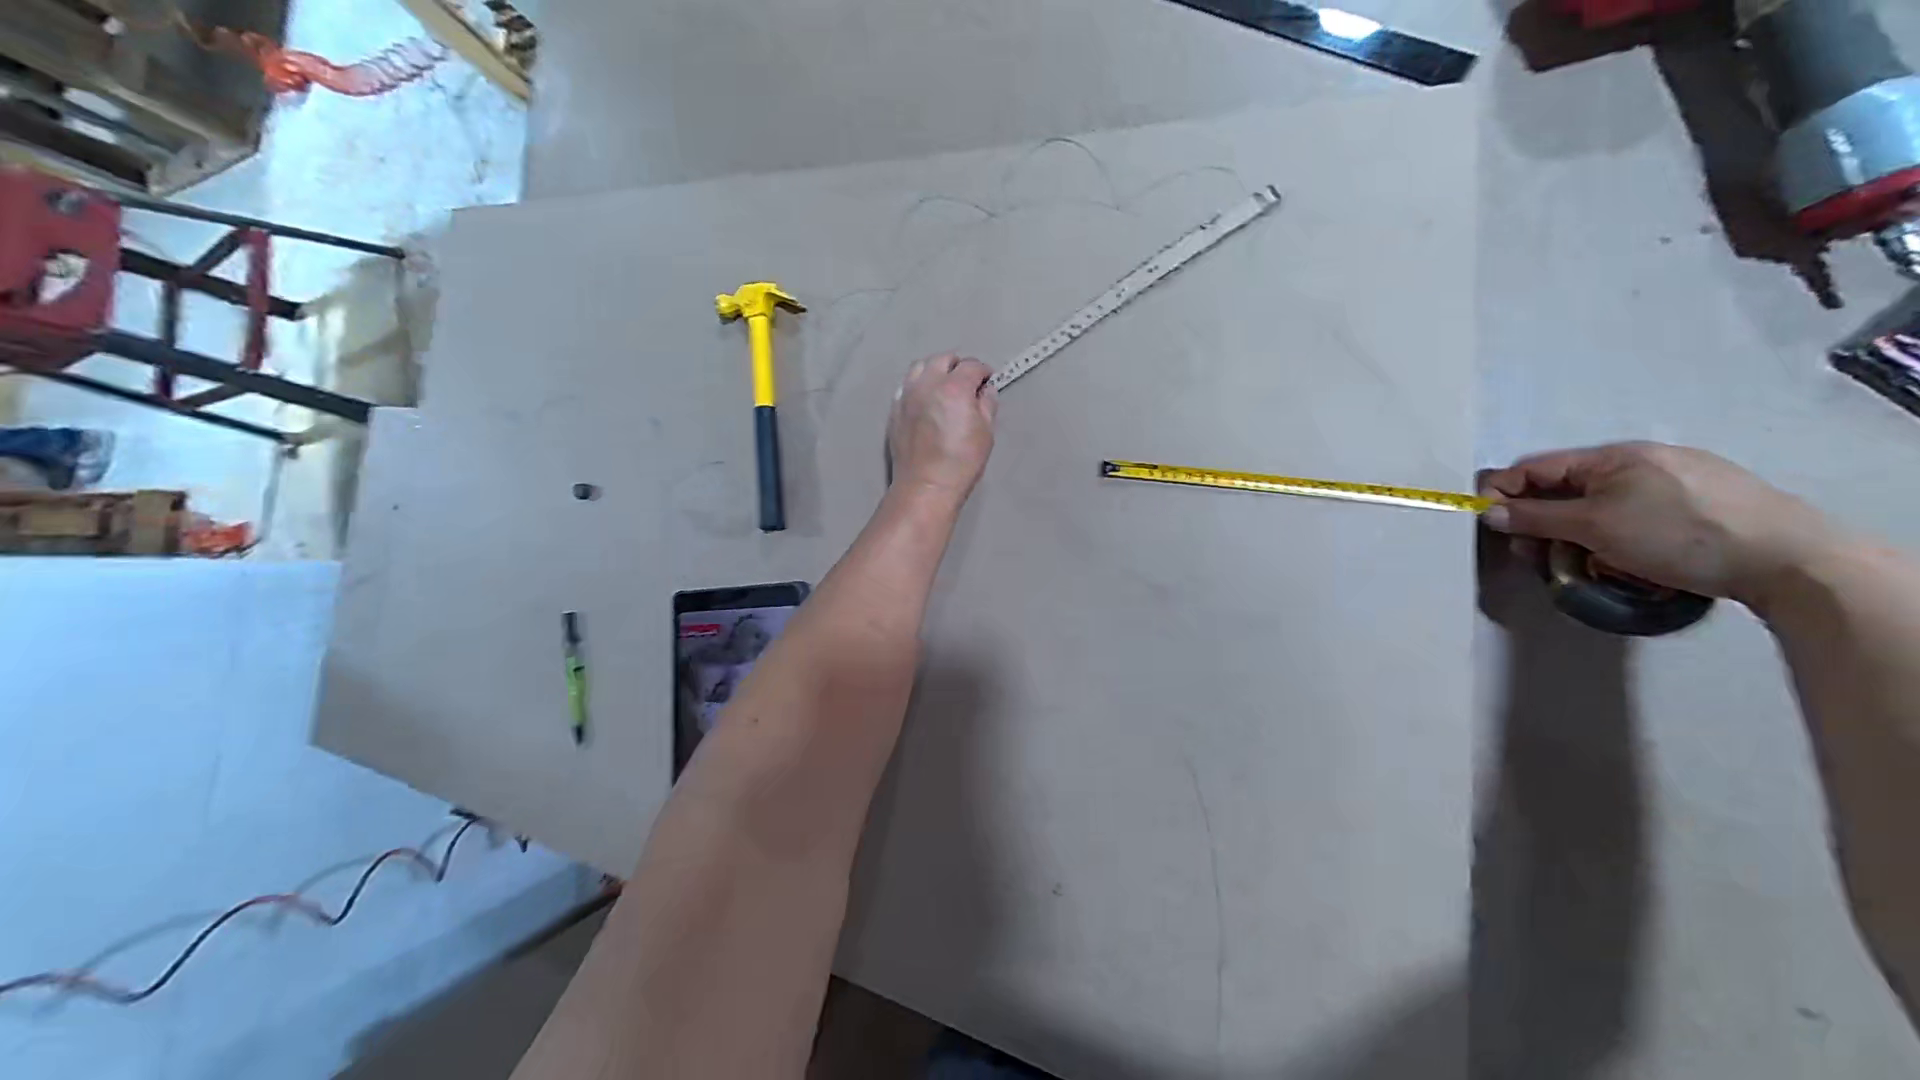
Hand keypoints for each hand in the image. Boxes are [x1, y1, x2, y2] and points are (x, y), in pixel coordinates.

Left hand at [887, 354, 997, 501]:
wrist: (926, 485)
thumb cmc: (962, 461)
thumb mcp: (985, 433)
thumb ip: (987, 405)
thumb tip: (985, 391)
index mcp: (954, 387)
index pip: (972, 366)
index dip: (984, 372)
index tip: (988, 381)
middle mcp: (927, 384)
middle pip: (943, 359)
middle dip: (958, 366)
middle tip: (968, 381)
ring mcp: (907, 395)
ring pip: (920, 367)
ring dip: (935, 370)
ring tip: (944, 385)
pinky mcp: (895, 409)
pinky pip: (907, 385)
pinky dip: (919, 385)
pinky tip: (926, 398)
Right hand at [1479, 442, 1840, 605]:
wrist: (1790, 559)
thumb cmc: (1677, 534)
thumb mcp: (1594, 527)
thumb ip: (1536, 517)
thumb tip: (1488, 511)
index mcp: (1613, 456)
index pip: (1534, 468)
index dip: (1503, 492)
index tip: (1488, 524)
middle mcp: (1640, 459)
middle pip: (1564, 487)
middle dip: (1540, 520)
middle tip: (1534, 555)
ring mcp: (1674, 479)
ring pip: (1597, 503)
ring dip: (1574, 532)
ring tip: (1580, 561)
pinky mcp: (1700, 502)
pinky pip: (1631, 512)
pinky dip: (1611, 533)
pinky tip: (1623, 555)